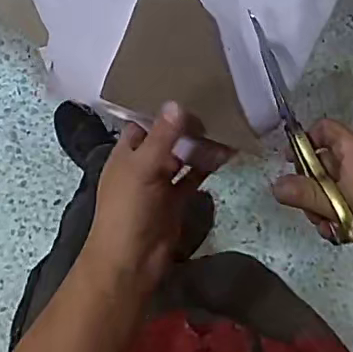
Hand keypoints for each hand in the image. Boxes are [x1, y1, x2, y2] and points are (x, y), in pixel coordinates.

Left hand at [78, 102, 207, 294]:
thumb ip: (162, 137)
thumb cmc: (128, 209)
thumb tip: (177, 103)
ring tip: (226, 123)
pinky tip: (226, 152)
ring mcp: (160, 182)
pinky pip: (193, 177)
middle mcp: (142, 164)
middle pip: (166, 138)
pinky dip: (207, 166)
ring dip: (199, 145)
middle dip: (186, 125)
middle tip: (215, 102)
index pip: (143, 122)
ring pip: (182, 157)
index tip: (186, 87)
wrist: (131, 263)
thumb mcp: (142, 167)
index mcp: (126, 152)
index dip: (160, 108)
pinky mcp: (176, 200)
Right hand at [271, 118, 352, 272]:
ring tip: (328, 227)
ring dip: (325, 203)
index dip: (304, 141)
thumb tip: (275, 186)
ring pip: (337, 181)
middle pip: (326, 158)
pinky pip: (352, 192)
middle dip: (312, 185)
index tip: (291, 165)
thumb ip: (304, 195)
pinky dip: (342, 208)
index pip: (324, 128)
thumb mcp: (338, 208)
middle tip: (311, 211)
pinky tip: (342, 232)